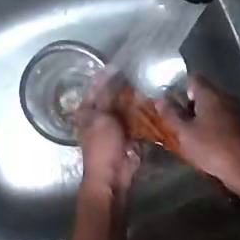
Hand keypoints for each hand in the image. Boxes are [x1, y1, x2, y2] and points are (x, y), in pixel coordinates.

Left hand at [76, 79, 141, 200]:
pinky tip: (152, 104)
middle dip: (124, 88)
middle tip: (139, 74)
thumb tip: (114, 76)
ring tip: (147, 86)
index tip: (120, 64)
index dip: (106, 76)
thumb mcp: (103, 117)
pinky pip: (136, 122)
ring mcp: (113, 127)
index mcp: (86, 112)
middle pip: (111, 97)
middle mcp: (98, 117)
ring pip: (125, 109)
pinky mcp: (127, 137)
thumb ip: (108, 97)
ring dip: (135, 100)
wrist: (112, 175)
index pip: (96, 88)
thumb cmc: (102, 145)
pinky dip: (143, 115)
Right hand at [156, 76, 239, 192]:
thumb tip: (160, 100)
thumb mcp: (184, 132)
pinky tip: (205, 140)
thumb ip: (171, 114)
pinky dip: (212, 124)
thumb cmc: (210, 147)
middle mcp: (225, 97)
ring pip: (213, 105)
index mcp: (210, 94)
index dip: (181, 90)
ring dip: (200, 116)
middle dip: (189, 105)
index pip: (193, 79)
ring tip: (189, 133)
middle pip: (203, 92)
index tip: (173, 106)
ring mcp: (235, 110)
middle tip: (178, 122)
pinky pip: (221, 117)